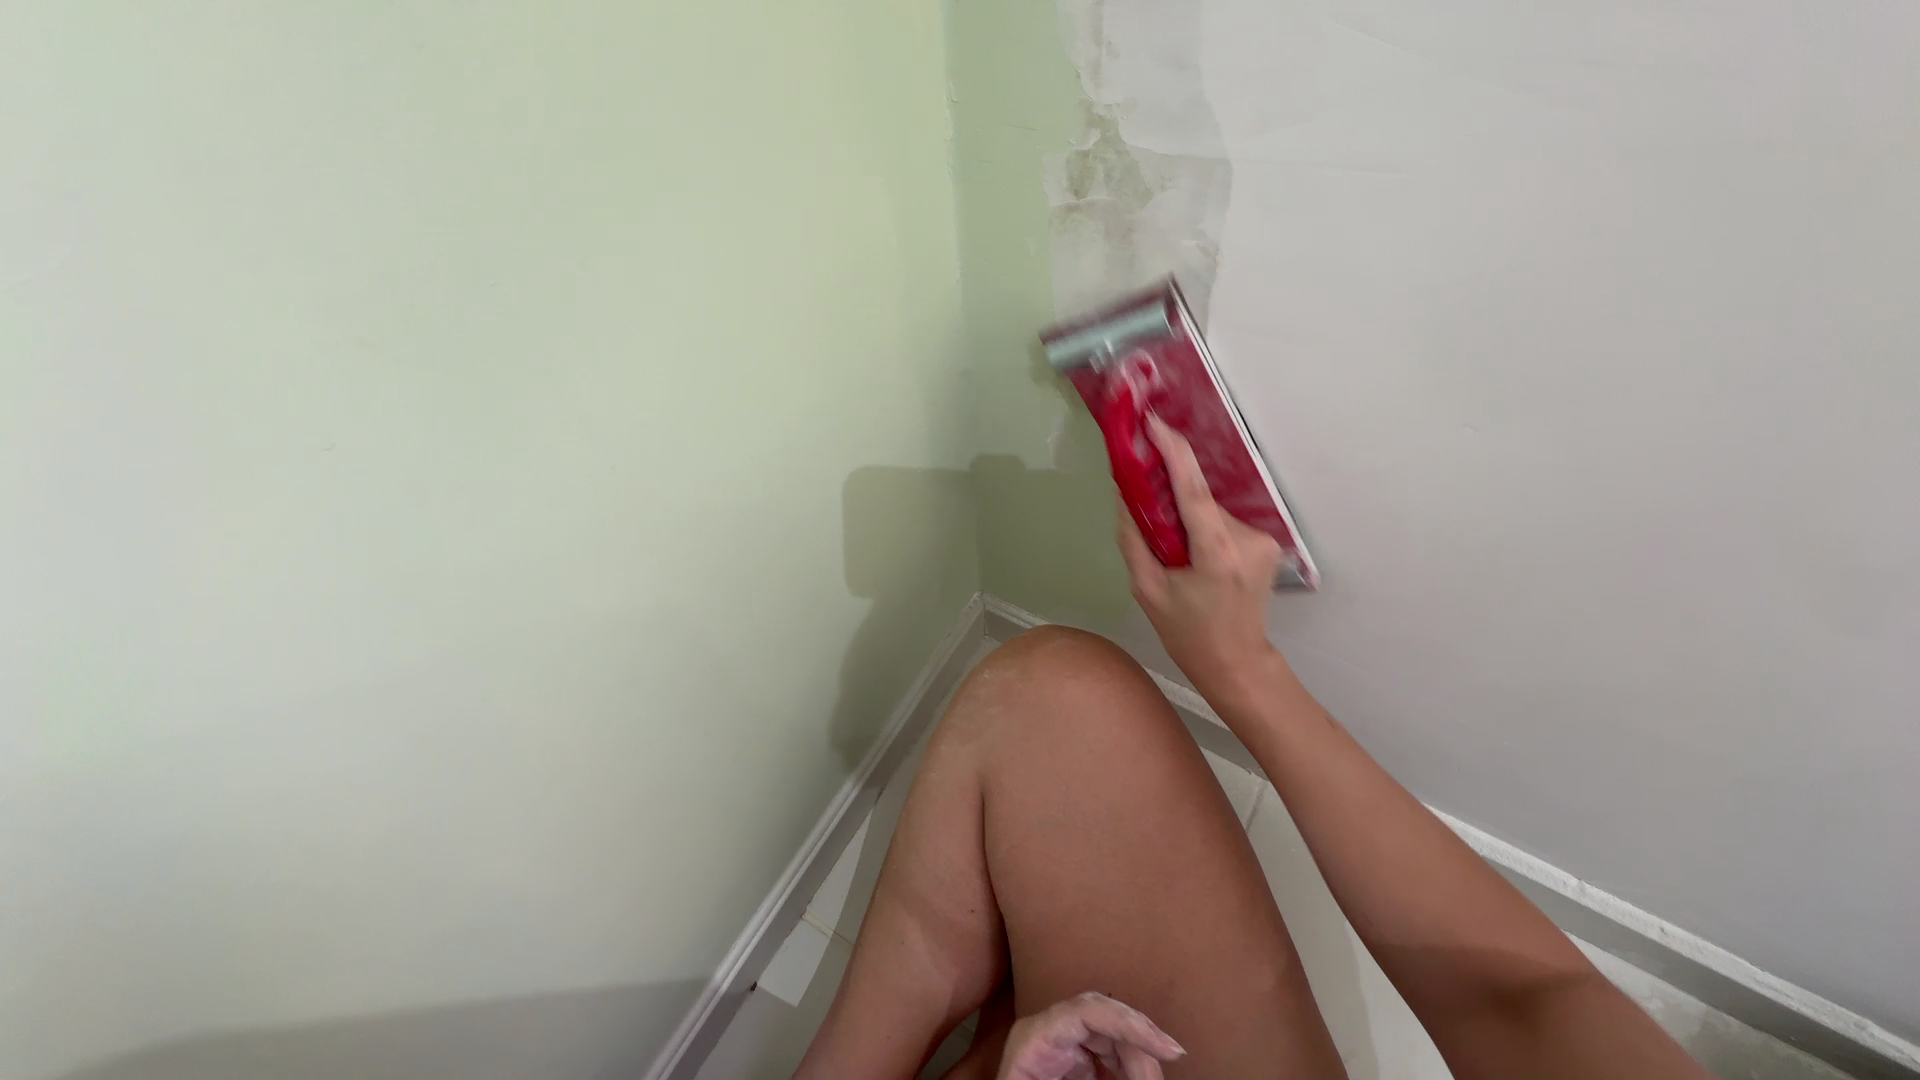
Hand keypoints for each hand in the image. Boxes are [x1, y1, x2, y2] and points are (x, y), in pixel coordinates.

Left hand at [996, 992, 1184, 1079]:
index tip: (1169, 1049)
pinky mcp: (1072, 1062)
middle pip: (1106, 1021)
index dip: (1130, 1024)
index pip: (1088, 1011)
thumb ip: (1095, 1077)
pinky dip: (1128, 1069)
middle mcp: (1049, 1030)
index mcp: (1034, 1035)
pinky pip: (1108, 1056)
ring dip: (1138, 1059)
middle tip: (1163, 1072)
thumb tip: (1140, 1073)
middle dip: (1140, 1048)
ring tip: (1150, 1079)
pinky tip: (1140, 1076)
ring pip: (1111, 1038)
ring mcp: (1061, 1045)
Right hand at [1117, 414, 1285, 706]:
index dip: (1174, 451)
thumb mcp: (1147, 589)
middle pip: (1200, 498)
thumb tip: (1124, 493)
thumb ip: (1133, 538)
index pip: (1194, 490)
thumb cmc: (1186, 632)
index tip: (1153, 423)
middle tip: (1145, 508)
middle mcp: (1247, 540)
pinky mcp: (1267, 542)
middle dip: (1171, 496)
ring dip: (1188, 516)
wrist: (1236, 661)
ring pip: (1211, 509)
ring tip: (1176, 553)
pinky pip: (1222, 520)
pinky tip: (1195, 557)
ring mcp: (1262, 540)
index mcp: (1216, 554)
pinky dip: (1203, 527)